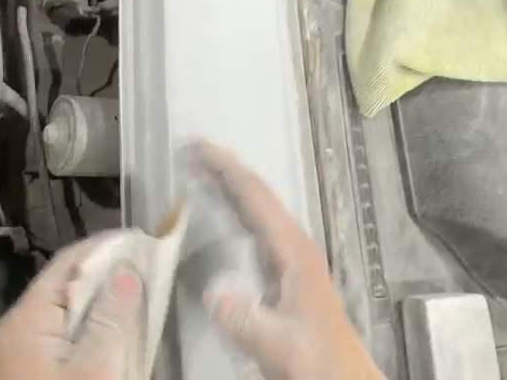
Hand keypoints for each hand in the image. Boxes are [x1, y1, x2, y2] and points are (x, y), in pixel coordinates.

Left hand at [0, 235, 144, 379]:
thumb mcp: (94, 372)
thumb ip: (111, 318)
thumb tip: (126, 268)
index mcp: (29, 316)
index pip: (70, 261)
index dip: (107, 247)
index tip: (145, 241)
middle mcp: (21, 326)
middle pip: (68, 285)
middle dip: (109, 274)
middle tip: (149, 269)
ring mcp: (23, 354)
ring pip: (68, 313)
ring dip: (103, 304)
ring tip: (141, 297)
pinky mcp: (30, 375)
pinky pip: (64, 339)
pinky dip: (91, 332)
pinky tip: (116, 337)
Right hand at [190, 141, 383, 379]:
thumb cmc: (317, 360)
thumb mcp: (281, 347)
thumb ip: (247, 322)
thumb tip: (210, 293)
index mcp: (292, 249)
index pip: (255, 196)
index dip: (226, 169)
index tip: (198, 148)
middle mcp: (292, 242)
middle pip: (256, 193)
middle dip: (224, 168)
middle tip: (189, 151)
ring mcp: (290, 254)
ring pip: (257, 206)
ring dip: (229, 184)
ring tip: (198, 168)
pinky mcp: (285, 268)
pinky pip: (256, 223)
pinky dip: (235, 206)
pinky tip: (222, 208)